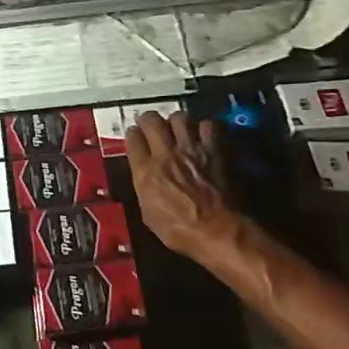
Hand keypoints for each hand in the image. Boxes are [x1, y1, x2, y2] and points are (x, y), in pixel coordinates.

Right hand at [125, 111, 238, 262]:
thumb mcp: (149, 214)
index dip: (133, 134)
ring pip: (179, 118)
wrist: (216, 230)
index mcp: (145, 171)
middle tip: (151, 123)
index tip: (135, 135)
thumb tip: (146, 178)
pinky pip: (208, 125)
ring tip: (177, 127)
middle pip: (152, 121)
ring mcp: (191, 149)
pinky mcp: (214, 150)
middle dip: (149, 120)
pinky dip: (203, 127)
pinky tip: (203, 135)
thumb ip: (145, 189)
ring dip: (175, 121)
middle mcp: (165, 154)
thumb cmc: (179, 230)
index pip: (133, 139)